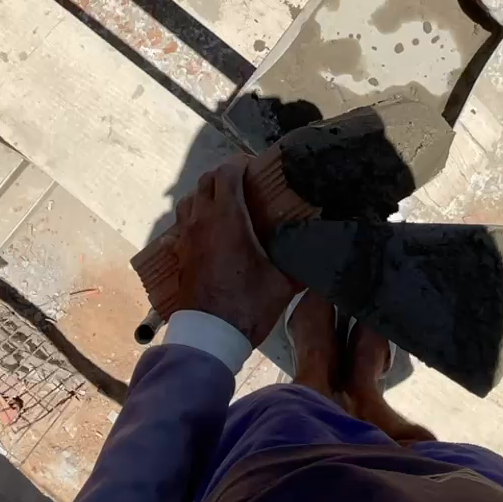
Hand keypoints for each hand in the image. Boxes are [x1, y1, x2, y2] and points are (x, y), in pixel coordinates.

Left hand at [173, 157, 298, 345]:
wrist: (209, 337)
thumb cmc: (247, 305)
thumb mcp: (283, 281)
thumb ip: (301, 255)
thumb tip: (323, 239)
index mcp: (227, 217)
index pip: (227, 172)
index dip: (241, 164)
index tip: (257, 169)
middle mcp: (202, 220)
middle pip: (206, 180)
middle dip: (225, 175)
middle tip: (247, 184)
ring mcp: (186, 236)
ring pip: (191, 198)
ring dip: (208, 194)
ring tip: (229, 205)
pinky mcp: (179, 253)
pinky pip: (184, 221)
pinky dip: (198, 215)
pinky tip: (214, 231)